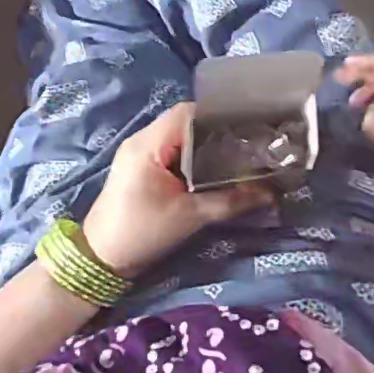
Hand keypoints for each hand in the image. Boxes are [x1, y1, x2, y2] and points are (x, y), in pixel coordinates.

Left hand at [82, 102, 272, 276]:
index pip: (187, 113)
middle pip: (184, 121)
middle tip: (246, 144)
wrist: (101, 259)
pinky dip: (191, 155)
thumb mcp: (190, 216)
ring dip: (203, 143)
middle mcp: (141, 140)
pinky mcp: (140, 167)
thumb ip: (231, 201)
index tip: (246, 129)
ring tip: (234, 155)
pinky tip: (211, 169)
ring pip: (178, 136)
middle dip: (215, 130)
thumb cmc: (142, 232)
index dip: (218, 117)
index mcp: (148, 144)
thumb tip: (271, 194)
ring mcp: (138, 153)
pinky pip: (170, 149)